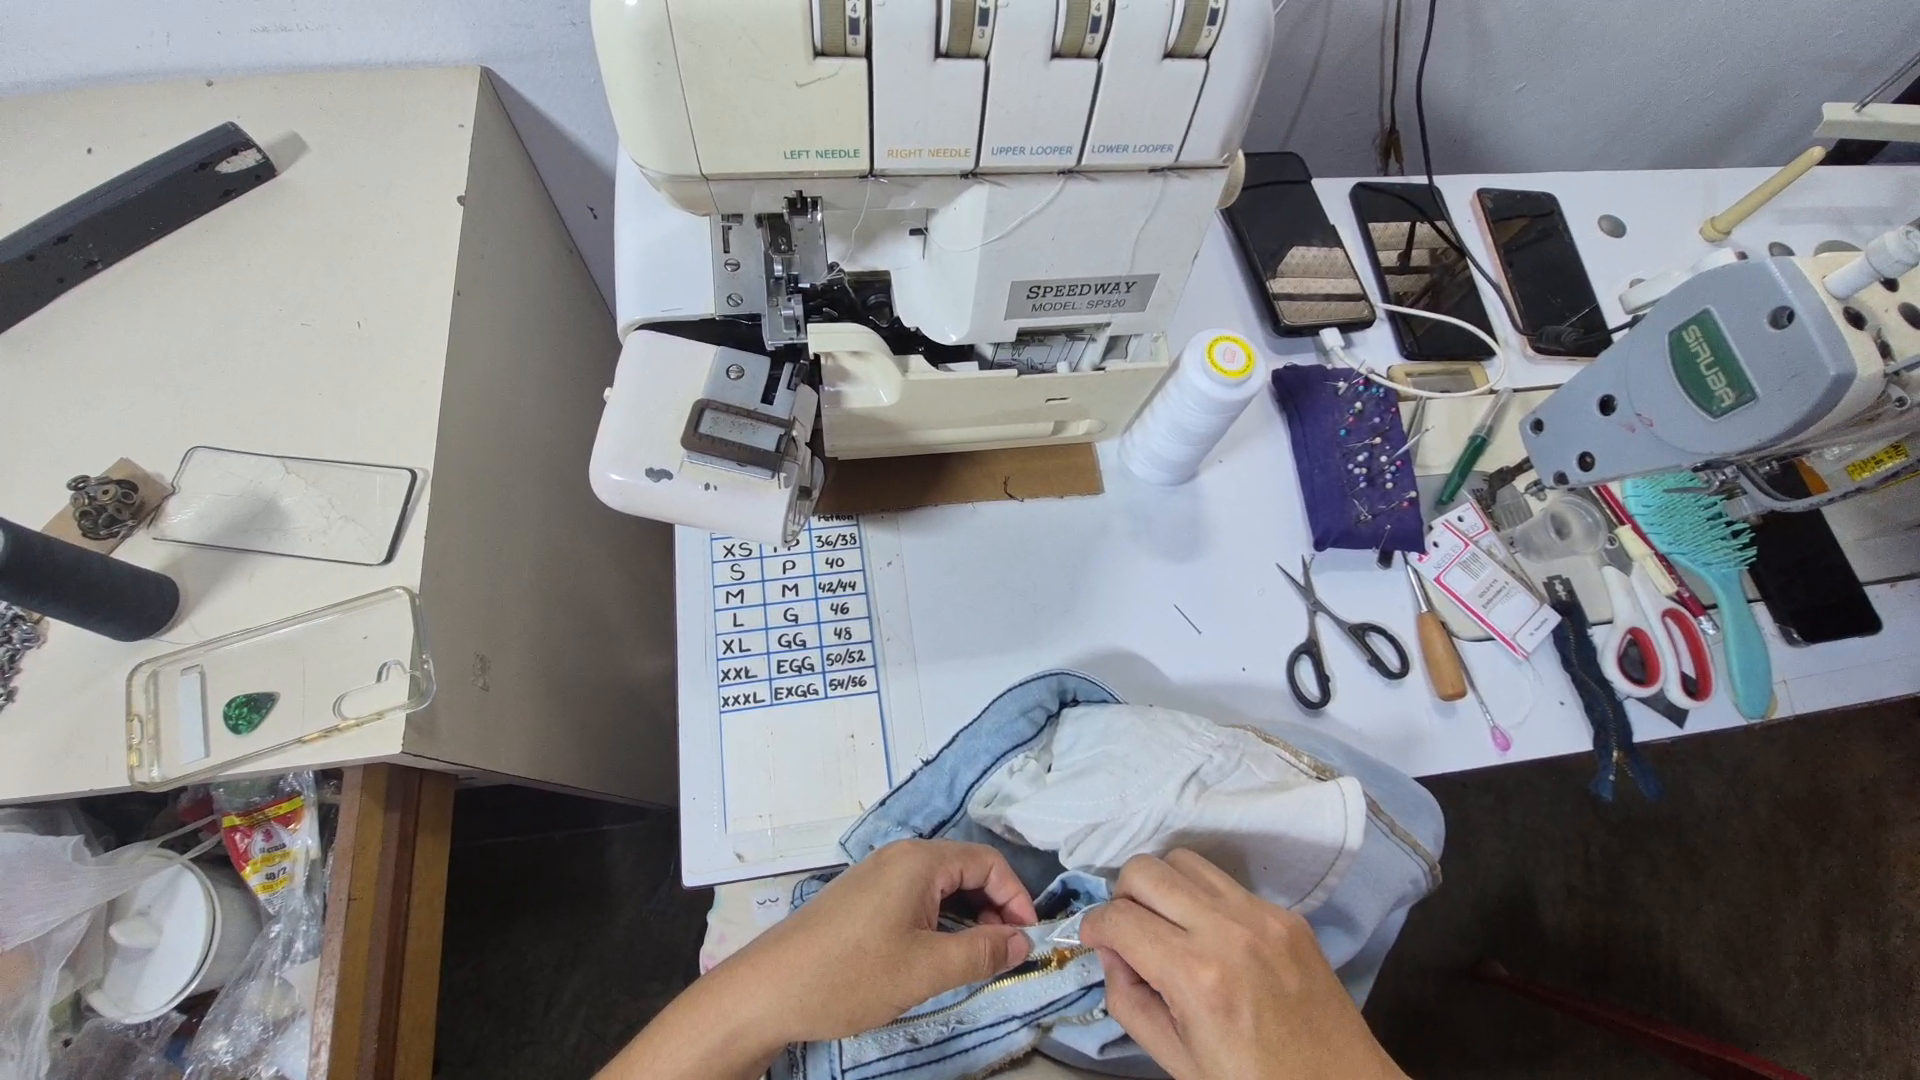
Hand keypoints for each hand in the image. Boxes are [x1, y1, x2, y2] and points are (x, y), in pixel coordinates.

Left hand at [725, 838, 1038, 1041]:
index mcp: (919, 860)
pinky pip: (916, 897)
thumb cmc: (852, 974)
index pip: (987, 862)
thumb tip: (1022, 941)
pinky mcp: (863, 896)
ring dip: (966, 918)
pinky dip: (939, 921)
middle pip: (965, 870)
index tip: (1027, 939)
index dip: (1015, 897)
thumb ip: (981, 953)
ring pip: (940, 886)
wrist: (769, 990)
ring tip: (975, 960)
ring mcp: (878, 874)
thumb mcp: (925, 969)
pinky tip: (936, 954)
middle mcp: (900, 855)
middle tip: (1004, 953)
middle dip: (993, 908)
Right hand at [1080, 850, 1407, 1079]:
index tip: (1092, 940)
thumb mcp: (1176, 1061)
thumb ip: (1129, 1000)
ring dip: (1161, 887)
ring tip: (1166, 925)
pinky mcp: (1287, 914)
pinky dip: (1201, 898)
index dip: (1093, 926)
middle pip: (1145, 870)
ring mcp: (1262, 915)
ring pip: (1182, 860)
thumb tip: (1111, 951)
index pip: (1119, 918)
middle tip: (1128, 932)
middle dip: (1122, 897)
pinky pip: (1224, 881)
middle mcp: (1227, 930)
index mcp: (1196, 977)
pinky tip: (1210, 935)